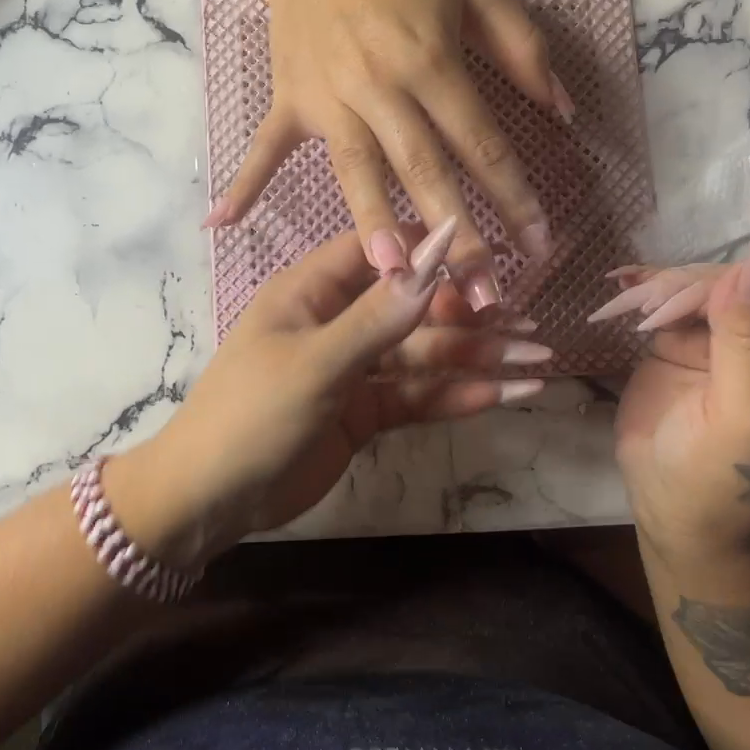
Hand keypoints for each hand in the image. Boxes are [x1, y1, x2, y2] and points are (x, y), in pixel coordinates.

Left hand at [111, 220, 549, 568]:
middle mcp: (334, 322)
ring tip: (538, 362)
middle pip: (409, 308)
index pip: (378, 254)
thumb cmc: (251, 415)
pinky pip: (413, 397)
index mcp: (309, 292)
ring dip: (474, 359)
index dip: (431, 253)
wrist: (212, 496)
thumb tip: (436, 252)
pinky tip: (502, 395)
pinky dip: (453, 397)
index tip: (491, 260)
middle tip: (529, 324)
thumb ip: (379, 317)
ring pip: (420, 356)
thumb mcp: (315, 363)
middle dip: (467, 316)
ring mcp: (349, 370)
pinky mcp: (360, 413)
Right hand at [206, 0, 572, 310]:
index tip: (539, 245)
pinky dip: (244, 184)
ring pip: (356, 172)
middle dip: (454, 235)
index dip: (514, 195)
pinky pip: (266, 149)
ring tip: (390, 278)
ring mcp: (327, 101)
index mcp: (431, 62)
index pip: (480, 141)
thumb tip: (565, 112)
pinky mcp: (289, 103)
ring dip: (373, 223)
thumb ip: (523, 48)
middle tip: (476, 294)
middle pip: (423, 172)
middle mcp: (380, 89)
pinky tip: (222, 223)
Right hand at [610, 207, 749, 564]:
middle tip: (671, 304)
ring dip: (679, 289)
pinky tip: (622, 294)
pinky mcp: (707, 333)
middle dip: (734, 280)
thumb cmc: (722, 486)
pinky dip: (652, 289)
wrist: (667, 509)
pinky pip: (688, 292)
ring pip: (734, 279)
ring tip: (639, 316)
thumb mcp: (743, 418)